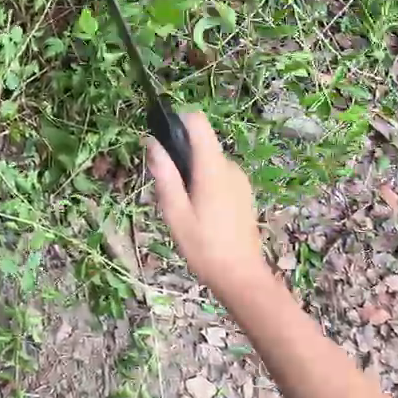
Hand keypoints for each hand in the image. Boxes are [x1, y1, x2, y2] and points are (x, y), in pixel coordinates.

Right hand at [146, 112, 272, 300]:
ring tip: (183, 206)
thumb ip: (165, 175)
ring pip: (209, 161)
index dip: (179, 121)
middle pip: (202, 144)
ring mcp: (240, 180)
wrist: (241, 277)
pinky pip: (220, 175)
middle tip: (168, 189)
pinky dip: (205, 182)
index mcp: (212, 168)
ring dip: (193, 172)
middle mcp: (230, 167)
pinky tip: (199, 212)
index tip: (162, 136)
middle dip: (181, 156)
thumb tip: (152, 143)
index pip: (199, 123)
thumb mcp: (175, 212)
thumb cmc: (203, 246)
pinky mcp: (244, 193)